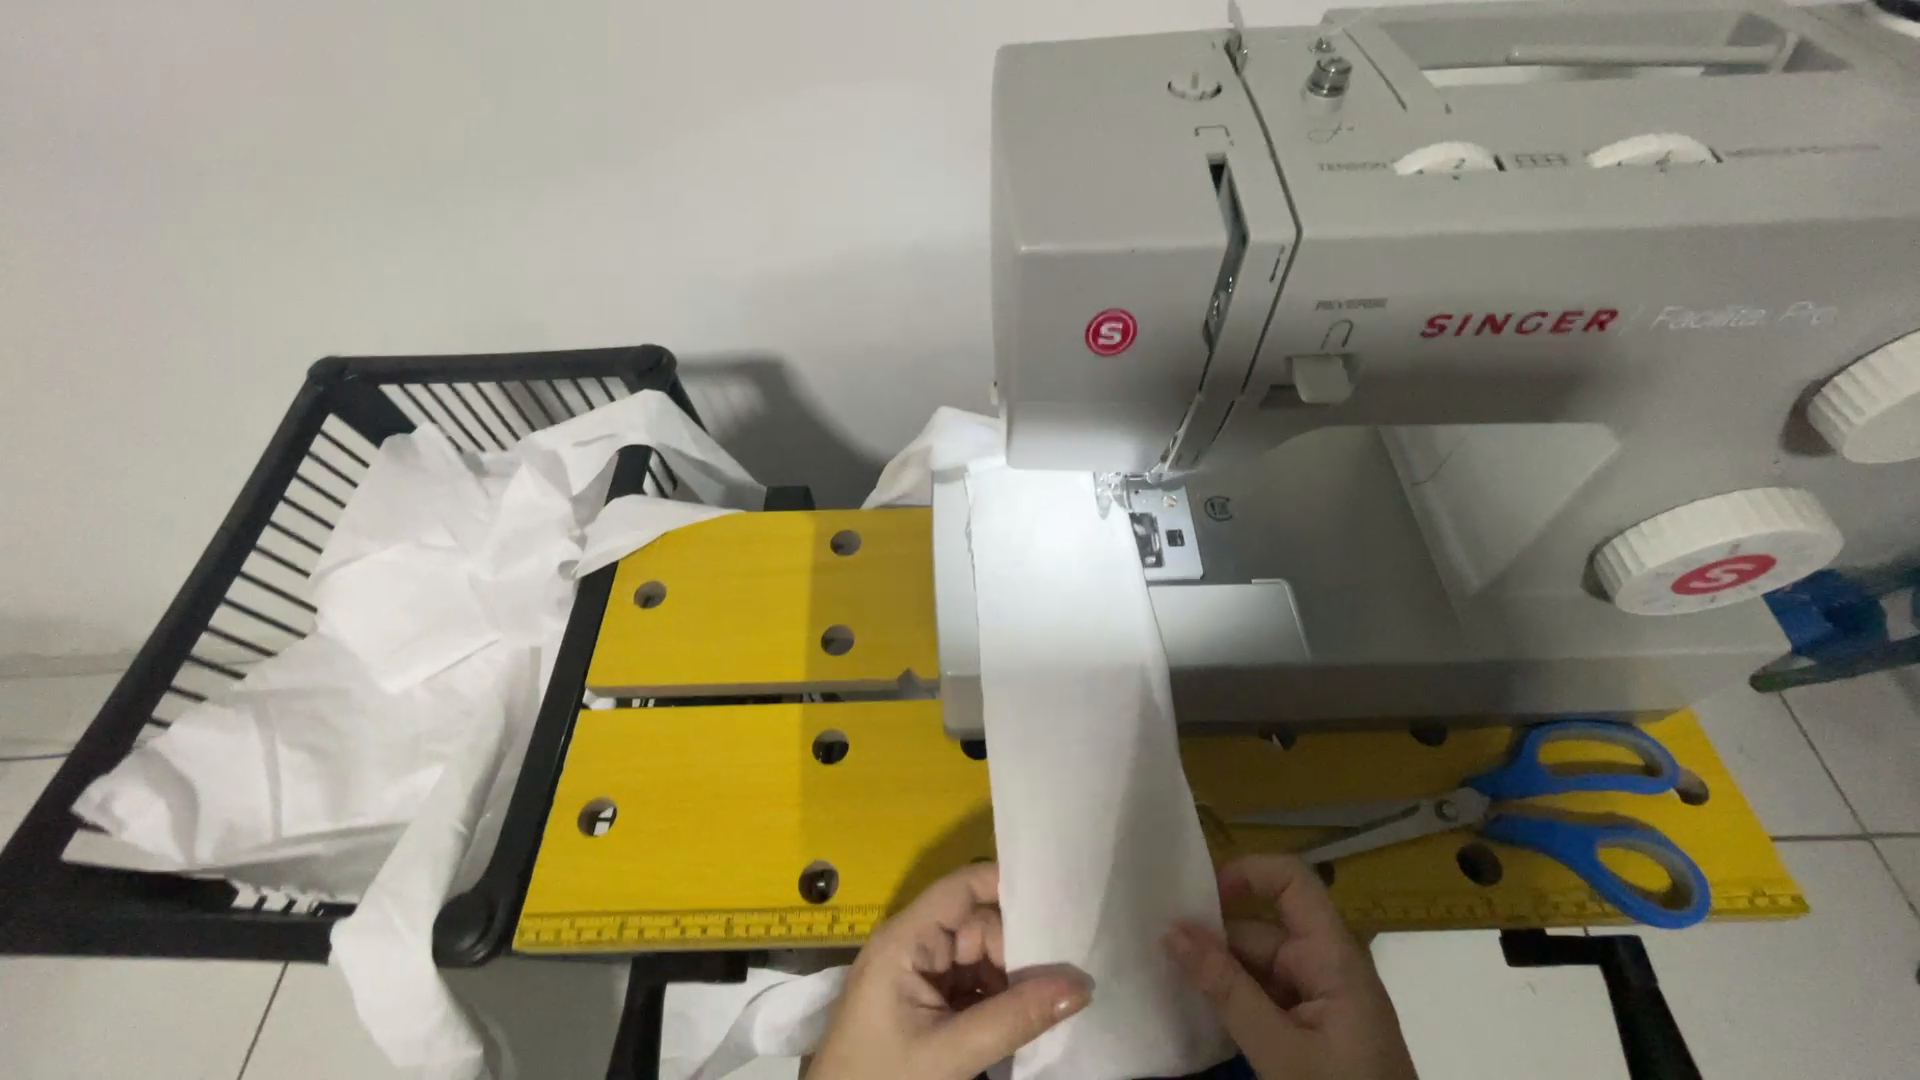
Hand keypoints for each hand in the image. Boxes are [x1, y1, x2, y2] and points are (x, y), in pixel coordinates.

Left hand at [808, 862, 1092, 1079]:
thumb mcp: (949, 1053)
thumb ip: (1014, 1018)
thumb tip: (1081, 984)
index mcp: (907, 938)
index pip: (963, 887)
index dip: (1009, 885)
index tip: (1062, 896)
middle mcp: (917, 947)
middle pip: (983, 925)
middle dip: (1025, 945)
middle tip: (1076, 965)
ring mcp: (925, 978)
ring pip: (987, 959)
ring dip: (1020, 978)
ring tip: (1066, 993)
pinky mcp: (933, 1007)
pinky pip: (980, 989)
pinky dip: (1007, 1001)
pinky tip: (1039, 1014)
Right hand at [1164, 855, 1415, 1079]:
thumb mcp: (1280, 1051)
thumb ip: (1226, 991)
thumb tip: (1172, 930)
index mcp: (1332, 955)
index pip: (1291, 880)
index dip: (1246, 874)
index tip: (1199, 901)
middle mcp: (1325, 964)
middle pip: (1259, 928)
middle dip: (1212, 940)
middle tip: (1160, 955)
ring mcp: (1318, 997)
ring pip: (1254, 964)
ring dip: (1217, 974)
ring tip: (1169, 983)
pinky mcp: (1311, 1026)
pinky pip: (1262, 994)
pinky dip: (1231, 1000)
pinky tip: (1199, 1011)